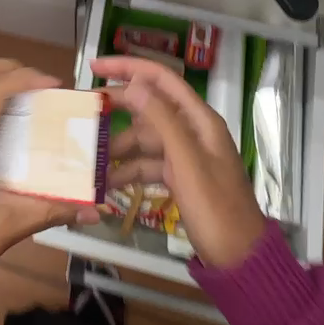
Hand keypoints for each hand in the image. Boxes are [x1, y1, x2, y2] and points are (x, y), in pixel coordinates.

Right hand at [93, 55, 265, 268]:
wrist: (239, 259)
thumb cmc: (216, 208)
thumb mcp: (186, 162)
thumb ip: (162, 120)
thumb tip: (135, 84)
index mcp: (199, 119)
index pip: (161, 78)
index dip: (128, 67)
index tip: (95, 65)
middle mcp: (192, 130)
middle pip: (150, 106)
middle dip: (119, 109)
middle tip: (84, 113)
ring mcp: (186, 155)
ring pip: (145, 138)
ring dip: (120, 146)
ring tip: (92, 157)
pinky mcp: (180, 177)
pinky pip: (149, 164)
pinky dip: (130, 170)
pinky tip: (108, 182)